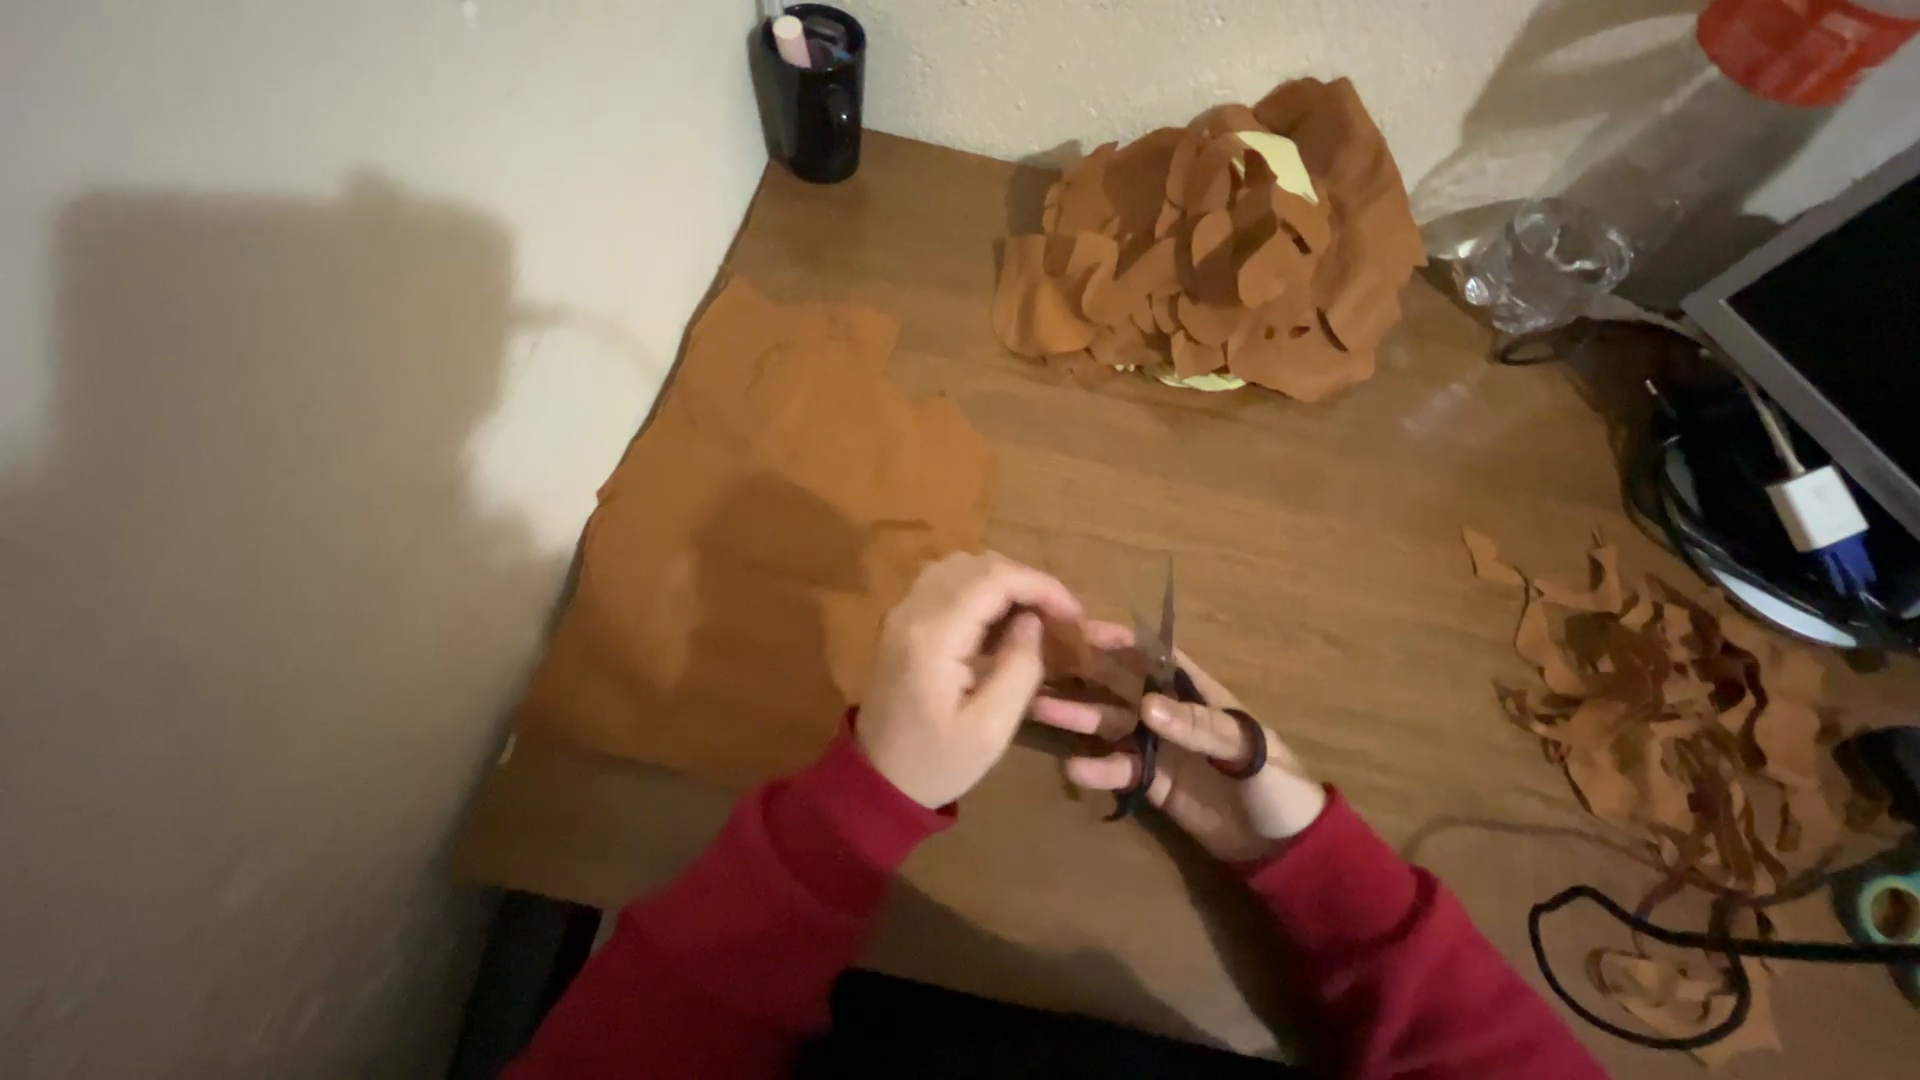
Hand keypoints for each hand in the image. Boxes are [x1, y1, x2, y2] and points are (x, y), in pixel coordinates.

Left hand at [858, 552, 1084, 807]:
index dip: (1040, 585)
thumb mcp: (991, 728)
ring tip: (1034, 614)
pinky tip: (1000, 621)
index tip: (1074, 613)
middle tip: (1058, 614)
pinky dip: (979, 589)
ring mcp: (901, 613)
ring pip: (959, 567)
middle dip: (1025, 580)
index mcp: (933, 635)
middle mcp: (912, 611)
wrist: (876, 780)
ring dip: (1001, 580)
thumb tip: (1032, 620)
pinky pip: (944, 584)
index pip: (993, 578)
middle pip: (976, 564)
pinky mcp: (901, 623)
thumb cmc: (936, 762)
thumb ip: (1019, 668)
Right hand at [1030, 623, 1327, 862]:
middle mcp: (1170, 712)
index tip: (1081, 629)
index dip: (1120, 640)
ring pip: (1110, 722)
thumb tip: (1145, 705)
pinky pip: (1118, 769)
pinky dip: (1097, 769)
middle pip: (1120, 684)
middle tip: (1039, 661)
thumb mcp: (1248, 750)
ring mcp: (1158, 747)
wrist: (1286, 847)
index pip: (1153, 656)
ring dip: (1077, 715)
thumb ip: (1197, 726)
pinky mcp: (1151, 783)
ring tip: (1038, 709)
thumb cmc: (1279, 783)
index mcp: (1198, 692)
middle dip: (1083, 672)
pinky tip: (1074, 769)